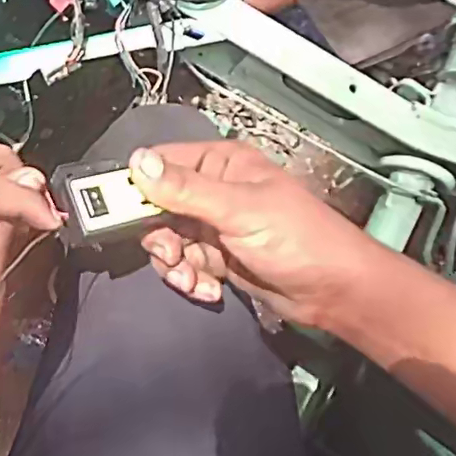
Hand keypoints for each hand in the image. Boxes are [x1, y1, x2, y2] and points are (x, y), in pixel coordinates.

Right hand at [127, 141, 385, 326]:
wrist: (336, 293)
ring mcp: (213, 224)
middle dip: (159, 238)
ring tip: (193, 279)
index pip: (160, 164)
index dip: (137, 188)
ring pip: (167, 240)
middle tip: (170, 255)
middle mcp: (212, 190)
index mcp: (219, 163)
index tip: (120, 213)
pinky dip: (189, 279)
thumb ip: (184, 188)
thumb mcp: (238, 210)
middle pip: (156, 207)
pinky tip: (208, 290)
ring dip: (174, 264)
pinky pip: (183, 263)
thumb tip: (136, 162)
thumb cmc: (298, 239)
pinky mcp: (216, 255)